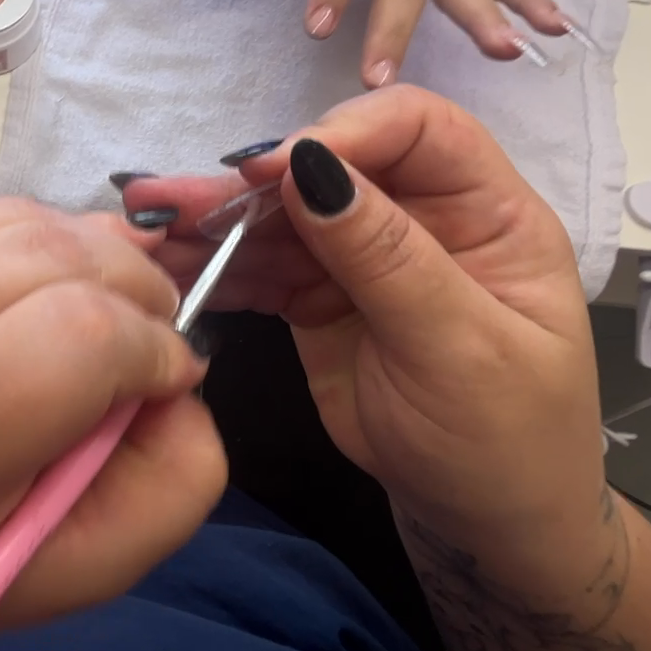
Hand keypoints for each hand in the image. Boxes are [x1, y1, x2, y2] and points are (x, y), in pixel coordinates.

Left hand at [0, 199, 224, 644]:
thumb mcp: (88, 569)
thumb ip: (170, 479)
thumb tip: (178, 366)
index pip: (67, 341)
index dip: (147, 343)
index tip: (170, 375)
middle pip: (46, 261)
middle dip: (135, 285)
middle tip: (154, 331)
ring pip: (20, 225)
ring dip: (96, 251)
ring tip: (114, 304)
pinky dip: (48, 235)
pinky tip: (57, 282)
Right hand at [120, 87, 601, 545]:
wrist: (478, 520)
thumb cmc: (504, 439)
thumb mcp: (459, 349)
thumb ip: (385, 256)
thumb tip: (310, 167)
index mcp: (483, 212)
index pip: (416, 130)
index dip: (344, 132)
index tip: (272, 171)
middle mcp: (414, 217)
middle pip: (322, 169)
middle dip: (245, 183)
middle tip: (167, 196)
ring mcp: (356, 255)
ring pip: (276, 217)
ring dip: (211, 222)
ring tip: (146, 224)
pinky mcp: (312, 294)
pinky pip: (256, 267)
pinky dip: (213, 267)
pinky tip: (169, 267)